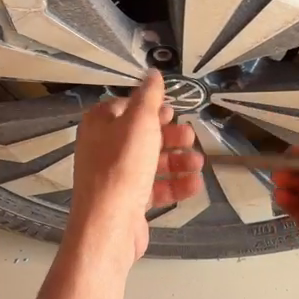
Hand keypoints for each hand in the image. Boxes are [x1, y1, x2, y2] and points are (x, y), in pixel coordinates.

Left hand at [65, 72, 202, 260]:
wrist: (109, 225)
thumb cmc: (122, 167)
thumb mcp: (139, 122)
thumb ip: (149, 96)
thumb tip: (153, 73)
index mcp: (100, 123)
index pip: (127, 107)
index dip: (152, 108)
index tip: (173, 111)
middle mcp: (104, 148)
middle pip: (143, 135)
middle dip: (171, 136)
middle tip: (191, 136)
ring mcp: (116, 176)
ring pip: (152, 161)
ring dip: (178, 160)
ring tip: (198, 164)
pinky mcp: (128, 200)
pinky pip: (155, 187)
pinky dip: (175, 184)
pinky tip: (194, 184)